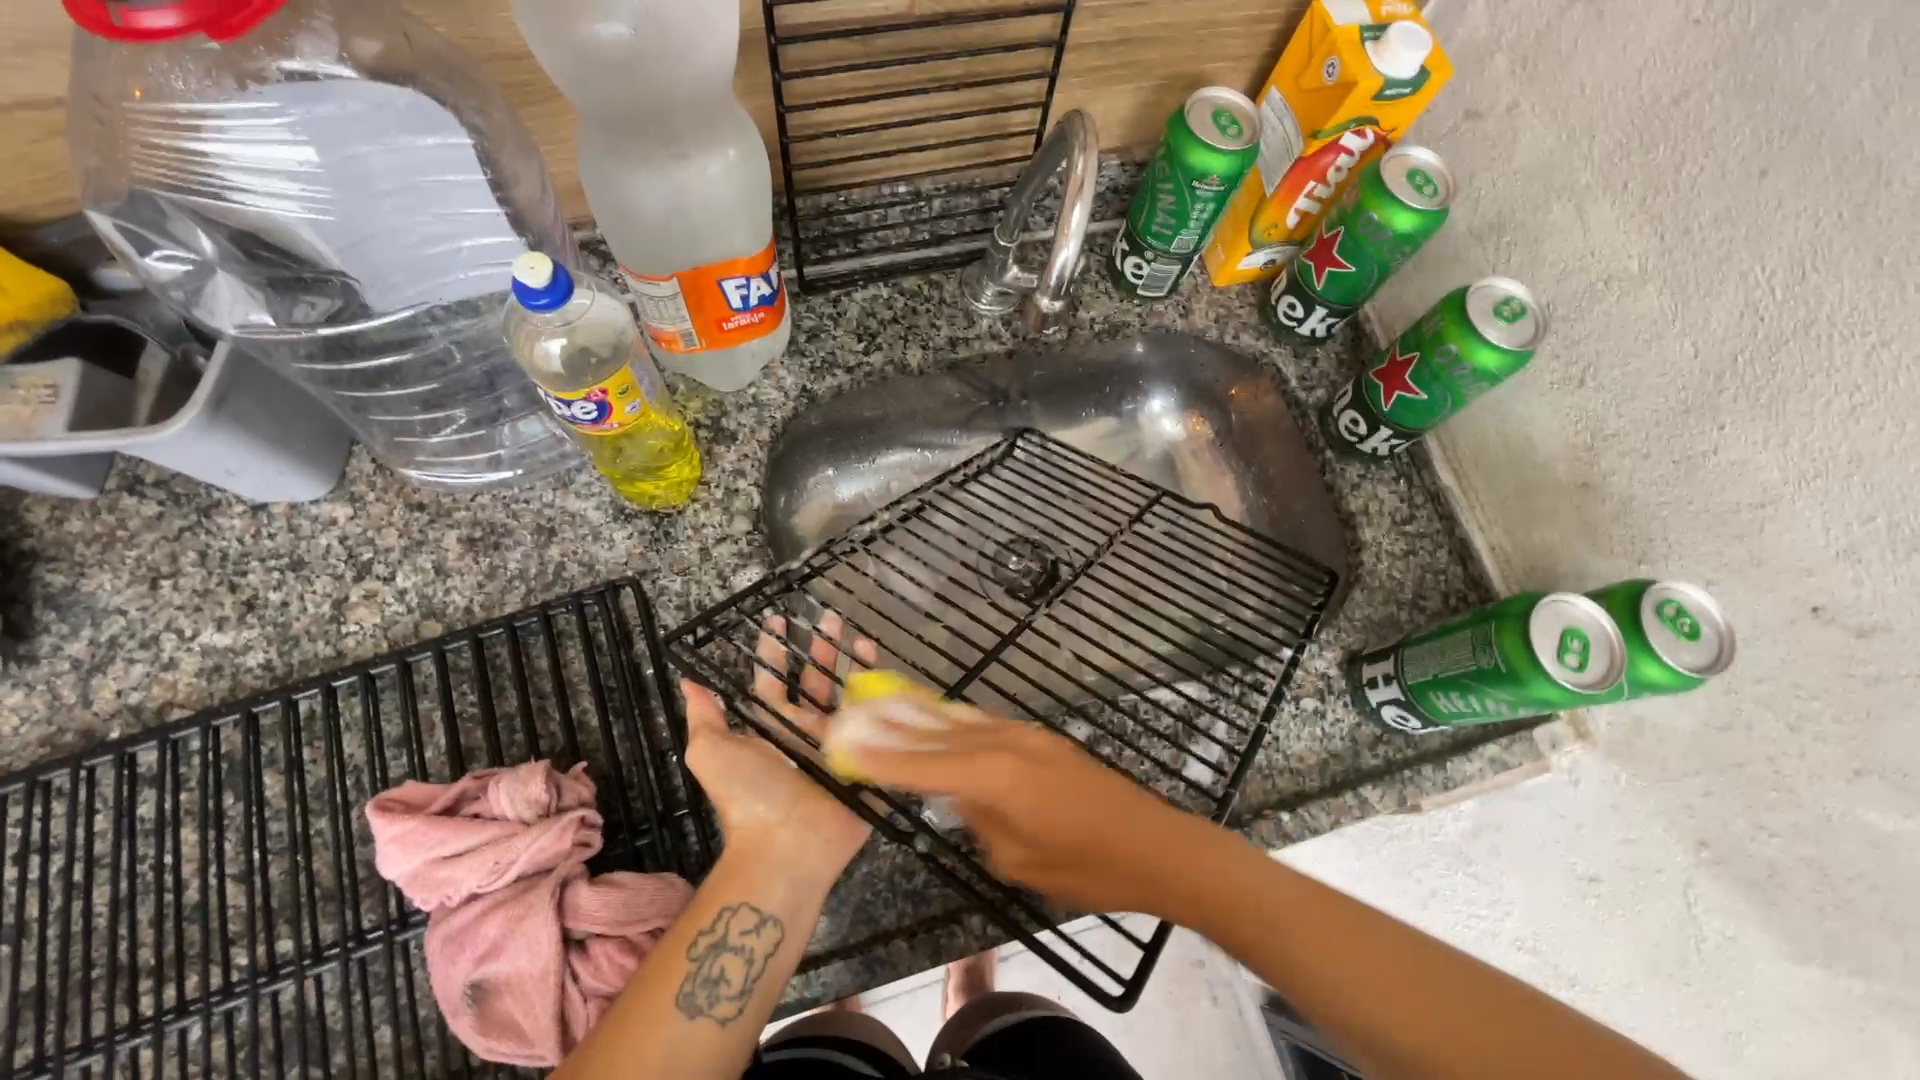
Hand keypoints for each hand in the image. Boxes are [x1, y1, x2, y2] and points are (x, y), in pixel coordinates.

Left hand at [680, 614, 876, 882]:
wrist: (787, 845)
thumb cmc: (748, 797)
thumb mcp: (711, 752)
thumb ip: (704, 717)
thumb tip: (687, 682)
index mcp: (772, 728)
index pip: (774, 680)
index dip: (775, 652)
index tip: (778, 621)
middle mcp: (805, 732)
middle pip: (817, 681)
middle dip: (824, 649)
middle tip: (832, 618)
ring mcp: (839, 746)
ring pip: (850, 696)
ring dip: (856, 666)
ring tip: (864, 637)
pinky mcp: (866, 762)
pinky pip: (878, 726)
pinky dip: (885, 700)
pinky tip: (889, 675)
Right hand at [825, 699, 1225, 916]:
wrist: (1155, 846)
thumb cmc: (1086, 868)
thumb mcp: (1017, 859)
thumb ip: (979, 820)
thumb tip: (960, 795)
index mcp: (992, 778)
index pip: (920, 765)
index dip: (880, 756)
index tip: (841, 741)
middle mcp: (1002, 745)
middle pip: (934, 732)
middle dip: (891, 724)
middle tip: (849, 709)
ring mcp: (1025, 736)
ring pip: (959, 720)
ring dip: (919, 713)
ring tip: (882, 699)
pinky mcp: (1042, 739)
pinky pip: (984, 723)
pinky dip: (954, 718)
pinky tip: (940, 713)